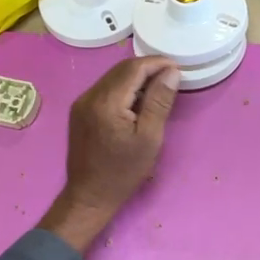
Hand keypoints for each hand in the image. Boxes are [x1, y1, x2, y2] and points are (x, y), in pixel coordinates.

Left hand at [38, 56, 181, 250]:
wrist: (89, 196)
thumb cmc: (123, 172)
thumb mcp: (149, 138)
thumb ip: (159, 101)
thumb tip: (171, 72)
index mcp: (106, 102)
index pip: (134, 68)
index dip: (157, 63)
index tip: (178, 68)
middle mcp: (90, 96)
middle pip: (122, 69)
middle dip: (148, 68)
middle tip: (172, 76)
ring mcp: (82, 102)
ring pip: (113, 77)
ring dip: (136, 77)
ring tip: (158, 88)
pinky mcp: (80, 110)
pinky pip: (106, 88)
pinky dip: (124, 87)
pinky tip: (138, 100)